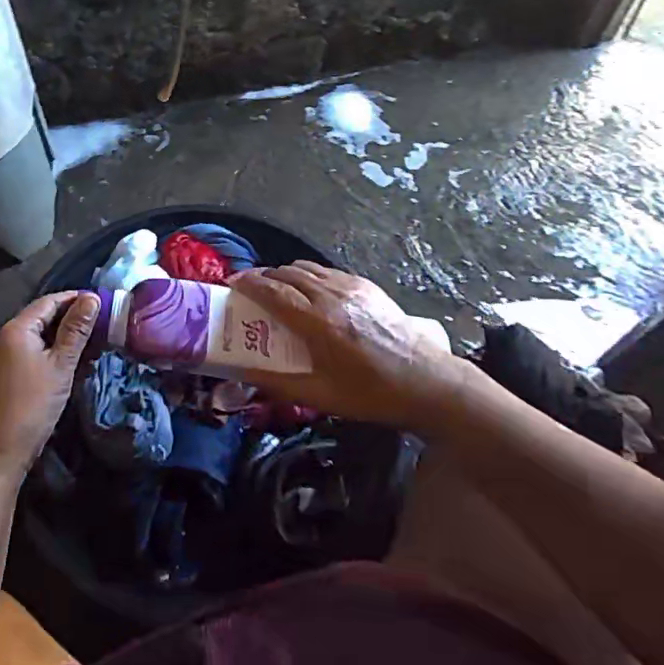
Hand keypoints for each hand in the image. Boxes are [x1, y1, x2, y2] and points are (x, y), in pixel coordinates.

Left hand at [0, 291, 99, 470]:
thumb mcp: (60, 364)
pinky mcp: (9, 369)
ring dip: (63, 331)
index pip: (48, 301)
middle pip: (42, 314)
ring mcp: (6, 353)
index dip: (74, 298)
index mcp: (17, 328)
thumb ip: (76, 330)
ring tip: (92, 334)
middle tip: (102, 318)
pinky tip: (71, 355)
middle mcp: (7, 334)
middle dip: (70, 314)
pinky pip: (34, 347)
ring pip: (39, 332)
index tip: (102, 301)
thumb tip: (91, 298)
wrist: (3, 447)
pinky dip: (53, 346)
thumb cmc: (34, 403)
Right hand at [230, 262, 465, 428]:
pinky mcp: (368, 287)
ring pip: (306, 268)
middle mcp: (330, 296)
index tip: (231, 284)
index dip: (247, 284)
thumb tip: (244, 374)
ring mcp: (352, 288)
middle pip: (285, 273)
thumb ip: (278, 383)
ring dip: (285, 274)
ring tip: (276, 288)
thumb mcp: (321, 396)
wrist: (432, 385)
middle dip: (262, 277)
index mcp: (316, 321)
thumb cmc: (372, 393)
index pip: (271, 290)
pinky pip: (327, 272)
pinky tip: (310, 292)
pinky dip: (310, 276)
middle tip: (249, 289)